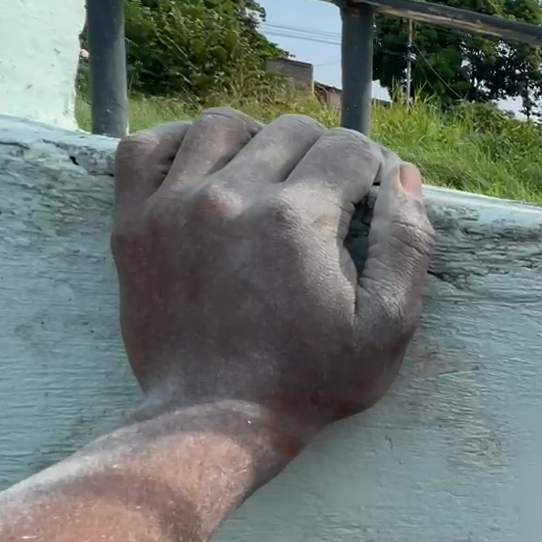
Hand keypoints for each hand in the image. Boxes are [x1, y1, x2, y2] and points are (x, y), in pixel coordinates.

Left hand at [110, 108, 435, 448]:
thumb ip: (408, 247)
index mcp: (300, 220)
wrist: (219, 417)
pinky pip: (149, 145)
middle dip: (331, 154)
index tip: (382, 197)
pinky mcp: (134, 222)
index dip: (379, 169)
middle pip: (293, 132)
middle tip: (342, 196)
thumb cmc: (316, 378)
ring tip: (281, 180)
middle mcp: (232, 196)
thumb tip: (407, 179)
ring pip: (224, 124)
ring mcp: (174, 205)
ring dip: (265, 142)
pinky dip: (187, 143)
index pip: (351, 150)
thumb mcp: (390, 325)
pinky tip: (214, 170)